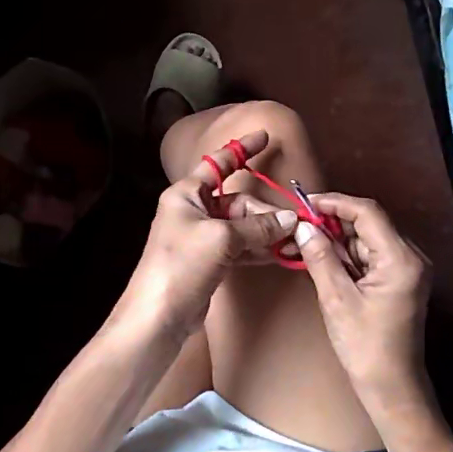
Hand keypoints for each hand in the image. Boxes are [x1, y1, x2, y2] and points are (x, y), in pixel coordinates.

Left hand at [121, 129, 297, 333]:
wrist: (158, 315)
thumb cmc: (180, 265)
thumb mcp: (221, 238)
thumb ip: (257, 227)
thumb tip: (290, 221)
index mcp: (186, 194)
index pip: (218, 163)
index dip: (242, 149)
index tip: (265, 136)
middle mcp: (193, 211)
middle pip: (238, 201)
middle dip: (266, 212)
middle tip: (292, 227)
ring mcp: (201, 237)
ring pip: (242, 226)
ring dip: (267, 233)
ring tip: (294, 241)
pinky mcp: (209, 261)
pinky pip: (240, 247)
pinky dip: (259, 249)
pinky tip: (281, 254)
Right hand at [292, 194, 433, 408]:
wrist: (391, 385)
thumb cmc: (365, 345)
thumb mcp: (336, 298)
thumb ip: (320, 257)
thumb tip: (303, 227)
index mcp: (401, 259)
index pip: (368, 212)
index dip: (335, 203)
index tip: (305, 204)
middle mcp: (410, 257)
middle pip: (368, 223)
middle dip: (332, 221)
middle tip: (299, 227)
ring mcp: (406, 268)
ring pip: (366, 238)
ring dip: (336, 239)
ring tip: (304, 243)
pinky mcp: (398, 279)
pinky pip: (369, 255)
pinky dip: (346, 254)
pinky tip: (322, 258)